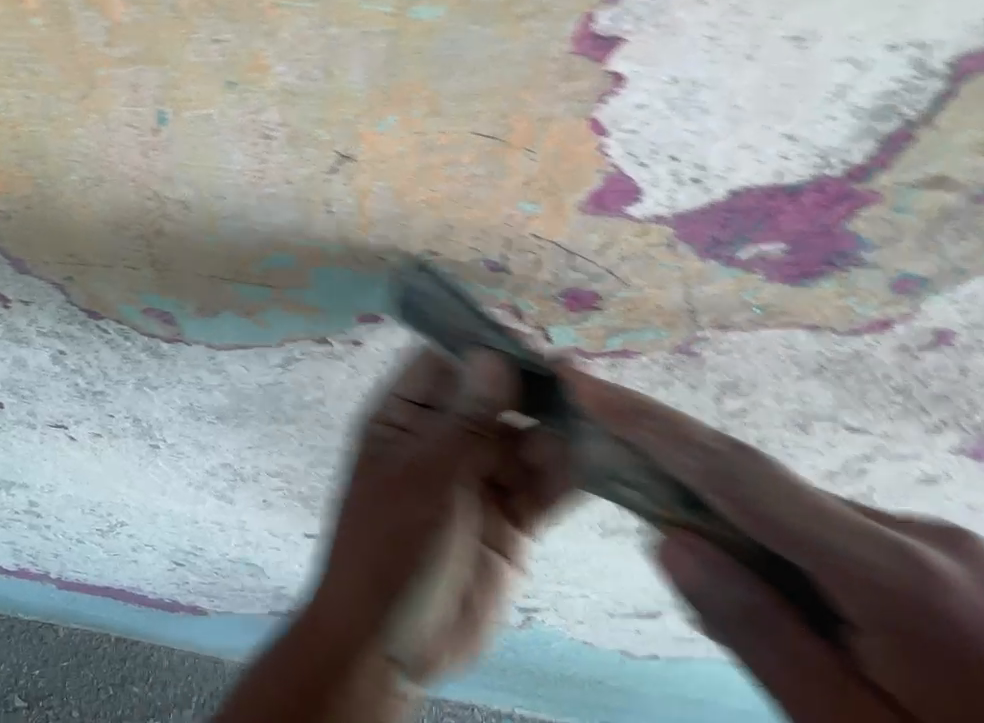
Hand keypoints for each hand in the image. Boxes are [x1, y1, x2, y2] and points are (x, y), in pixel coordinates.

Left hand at [308, 347, 571, 682]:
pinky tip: (595, 462)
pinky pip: (543, 488)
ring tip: (594, 419)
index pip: (443, 364)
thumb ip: (465, 421)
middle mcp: (442, 442)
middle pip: (493, 400)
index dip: (482, 350)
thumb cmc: (389, 546)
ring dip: (556, 431)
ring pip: (524, 442)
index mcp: (403, 420)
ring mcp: (477, 481)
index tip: (528, 339)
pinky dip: (567, 475)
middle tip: (576, 378)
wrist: (389, 643)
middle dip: (530, 389)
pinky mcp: (510, 522)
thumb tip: (493, 356)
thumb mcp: (424, 478)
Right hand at [570, 371, 983, 722]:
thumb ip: (757, 633)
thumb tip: (669, 539)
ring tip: (746, 623)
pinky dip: (796, 564)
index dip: (651, 424)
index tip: (584, 383)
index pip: (740, 475)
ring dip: (748, 546)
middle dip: (689, 496)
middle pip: (769, 497)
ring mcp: (952, 546)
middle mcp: (923, 536)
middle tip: (636, 520)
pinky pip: (846, 545)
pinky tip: (806, 628)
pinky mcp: (964, 567)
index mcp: (895, 576)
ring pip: (806, 524)